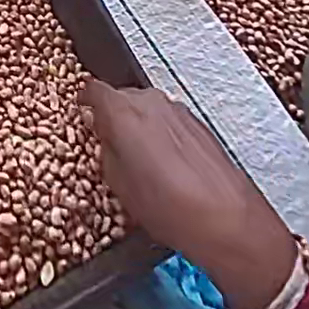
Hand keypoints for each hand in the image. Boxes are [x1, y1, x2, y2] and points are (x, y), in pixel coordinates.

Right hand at [80, 79, 294, 308]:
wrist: (225, 219)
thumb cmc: (168, 205)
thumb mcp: (117, 182)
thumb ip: (106, 148)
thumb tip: (106, 137)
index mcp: (121, 110)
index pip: (93, 89)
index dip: (85, 102)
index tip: (83, 112)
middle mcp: (149, 101)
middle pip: (120, 98)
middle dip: (113, 116)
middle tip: (109, 144)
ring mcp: (176, 109)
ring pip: (146, 108)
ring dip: (139, 125)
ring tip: (140, 161)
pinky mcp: (196, 123)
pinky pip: (167, 120)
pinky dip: (161, 134)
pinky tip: (165, 165)